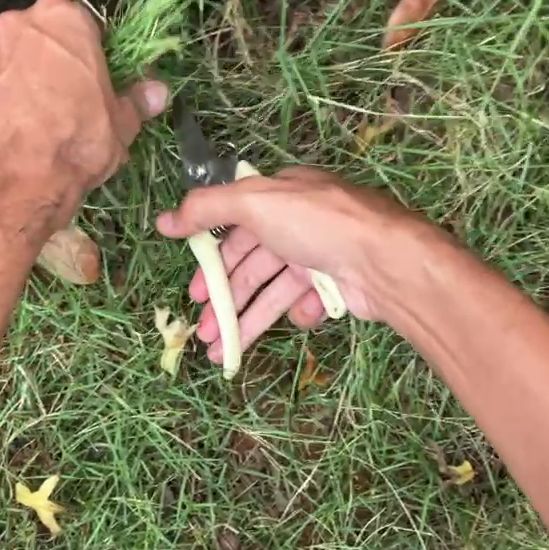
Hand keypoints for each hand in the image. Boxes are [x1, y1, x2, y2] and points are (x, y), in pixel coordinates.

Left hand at [0, 0, 169, 225]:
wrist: (26, 177)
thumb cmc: (81, 137)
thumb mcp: (121, 121)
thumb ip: (138, 101)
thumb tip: (158, 92)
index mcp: (65, 16)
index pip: (90, 27)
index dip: (100, 57)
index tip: (107, 83)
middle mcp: (26, 23)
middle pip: (57, 40)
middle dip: (71, 64)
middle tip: (88, 101)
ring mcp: (1, 52)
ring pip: (34, 61)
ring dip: (48, 81)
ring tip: (65, 119)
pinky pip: (17, 85)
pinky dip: (30, 99)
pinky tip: (43, 127)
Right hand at [154, 167, 440, 364]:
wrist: (384, 260)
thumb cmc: (317, 224)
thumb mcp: (255, 203)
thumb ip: (207, 209)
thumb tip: (164, 221)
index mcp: (279, 197)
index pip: (234, 229)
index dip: (210, 261)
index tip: (192, 291)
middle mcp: (296, 225)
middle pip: (249, 268)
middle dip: (223, 302)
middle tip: (202, 331)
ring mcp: (316, 257)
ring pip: (271, 293)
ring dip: (245, 322)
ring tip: (221, 352)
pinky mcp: (334, 286)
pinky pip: (304, 303)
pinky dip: (298, 312)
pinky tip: (303, 315)